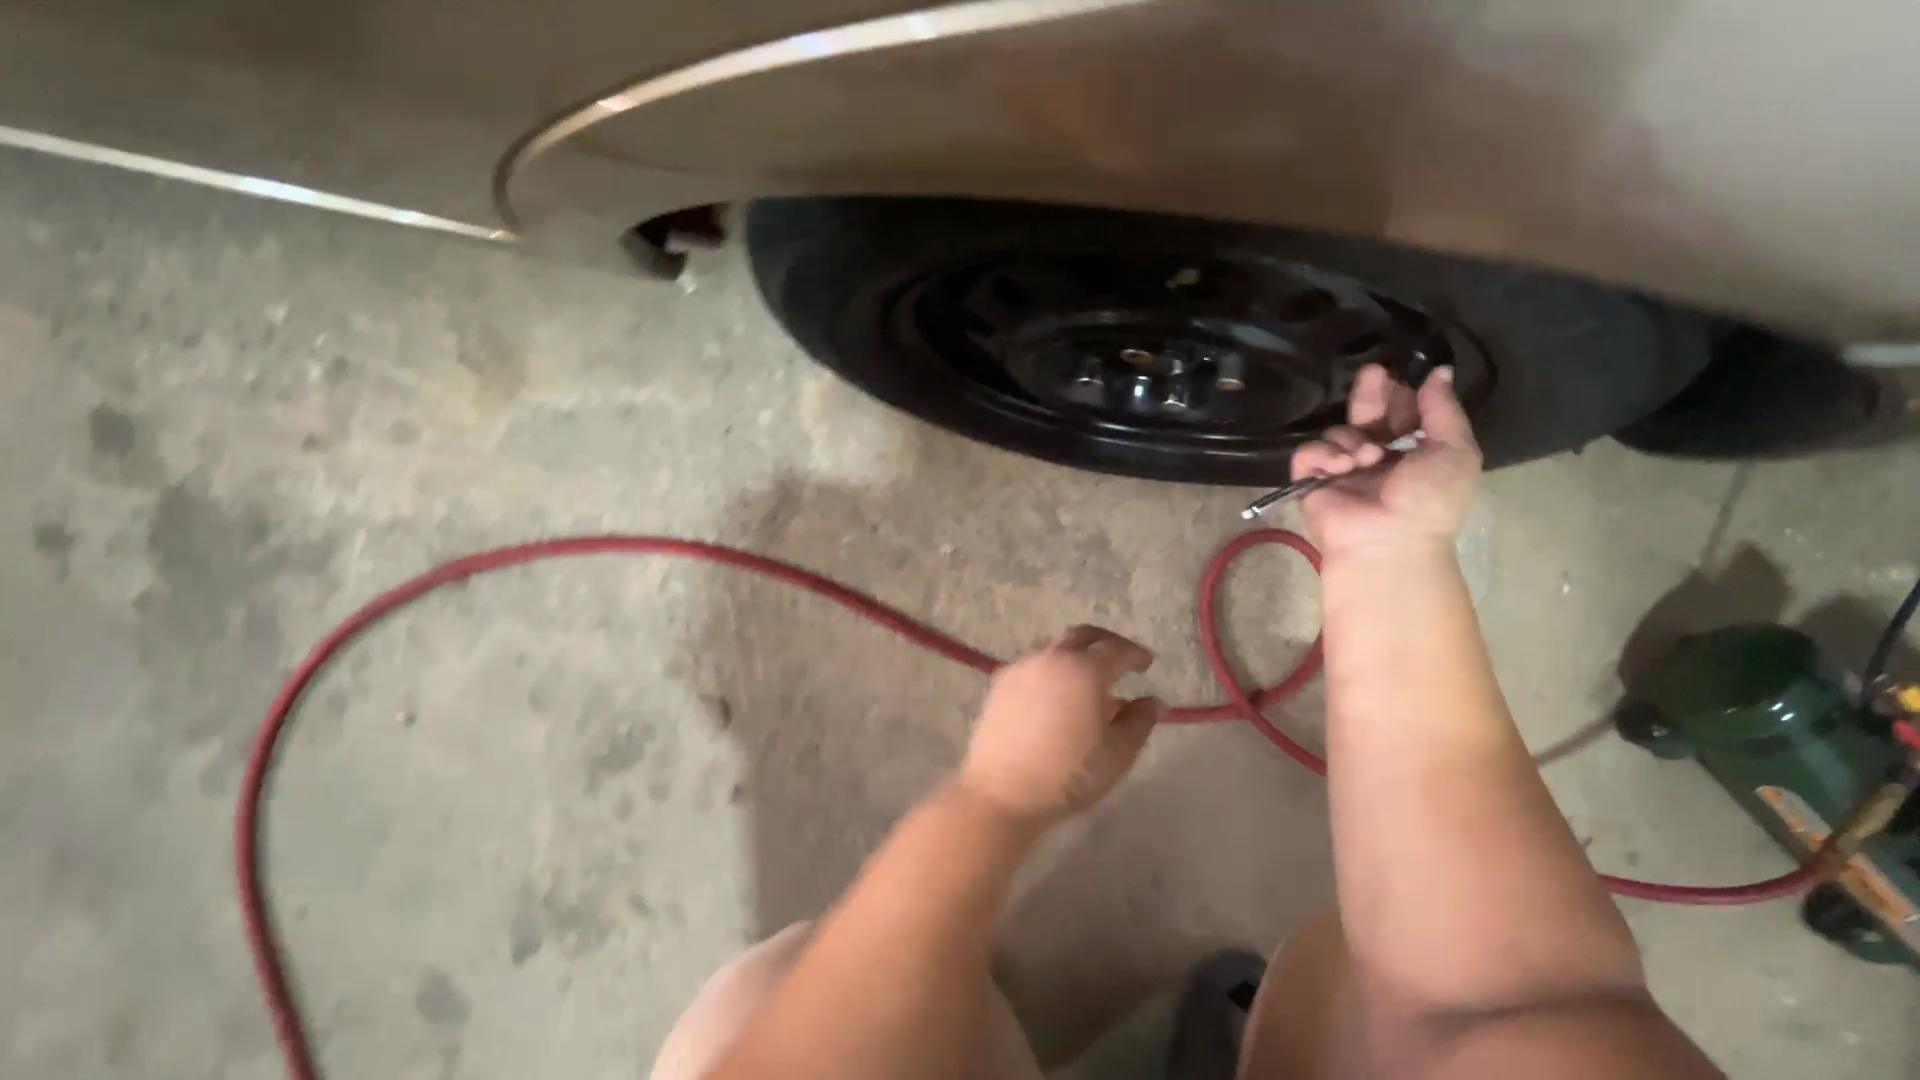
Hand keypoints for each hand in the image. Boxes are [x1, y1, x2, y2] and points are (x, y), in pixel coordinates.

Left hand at [957, 625, 1160, 826]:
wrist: (1002, 792)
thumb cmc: (1069, 776)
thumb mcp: (1118, 754)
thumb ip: (1139, 722)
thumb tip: (1151, 701)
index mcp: (1085, 670)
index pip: (1116, 649)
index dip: (1135, 654)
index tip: (1147, 663)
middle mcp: (1052, 659)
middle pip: (1082, 636)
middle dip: (1105, 642)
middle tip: (1120, 659)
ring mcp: (1022, 668)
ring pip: (1054, 648)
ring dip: (1076, 655)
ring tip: (1087, 680)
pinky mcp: (1000, 684)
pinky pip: (1033, 665)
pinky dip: (1052, 670)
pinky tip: (1056, 695)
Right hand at [1292, 363, 1480, 559]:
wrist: (1390, 542)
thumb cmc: (1429, 500)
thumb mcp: (1455, 451)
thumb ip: (1444, 410)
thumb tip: (1439, 371)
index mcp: (1412, 454)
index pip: (1401, 414)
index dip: (1399, 394)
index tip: (1398, 373)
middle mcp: (1376, 460)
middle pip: (1366, 416)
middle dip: (1370, 395)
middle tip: (1372, 374)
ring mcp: (1342, 471)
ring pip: (1338, 432)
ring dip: (1354, 439)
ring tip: (1368, 458)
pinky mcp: (1312, 482)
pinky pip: (1309, 453)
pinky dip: (1324, 454)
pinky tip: (1342, 466)